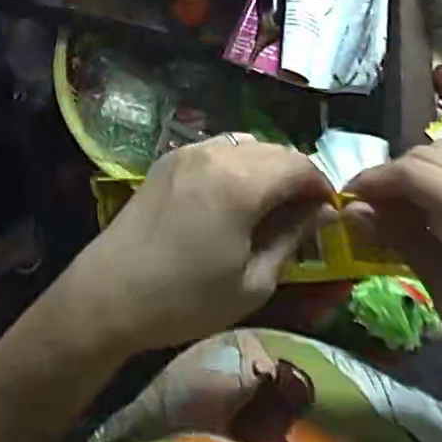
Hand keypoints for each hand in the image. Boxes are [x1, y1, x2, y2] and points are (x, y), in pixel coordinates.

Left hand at [48, 135, 334, 355]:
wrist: (112, 291)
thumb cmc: (188, 297)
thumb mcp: (253, 280)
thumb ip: (292, 237)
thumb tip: (322, 211)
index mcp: (241, 181)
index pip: (299, 165)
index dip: (322, 186)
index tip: (329, 215)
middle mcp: (214, 153)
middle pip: (273, 149)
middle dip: (295, 175)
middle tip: (303, 213)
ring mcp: (186, 151)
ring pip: (243, 144)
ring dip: (265, 166)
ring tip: (269, 205)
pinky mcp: (166, 159)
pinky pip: (215, 148)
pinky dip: (236, 163)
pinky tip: (232, 197)